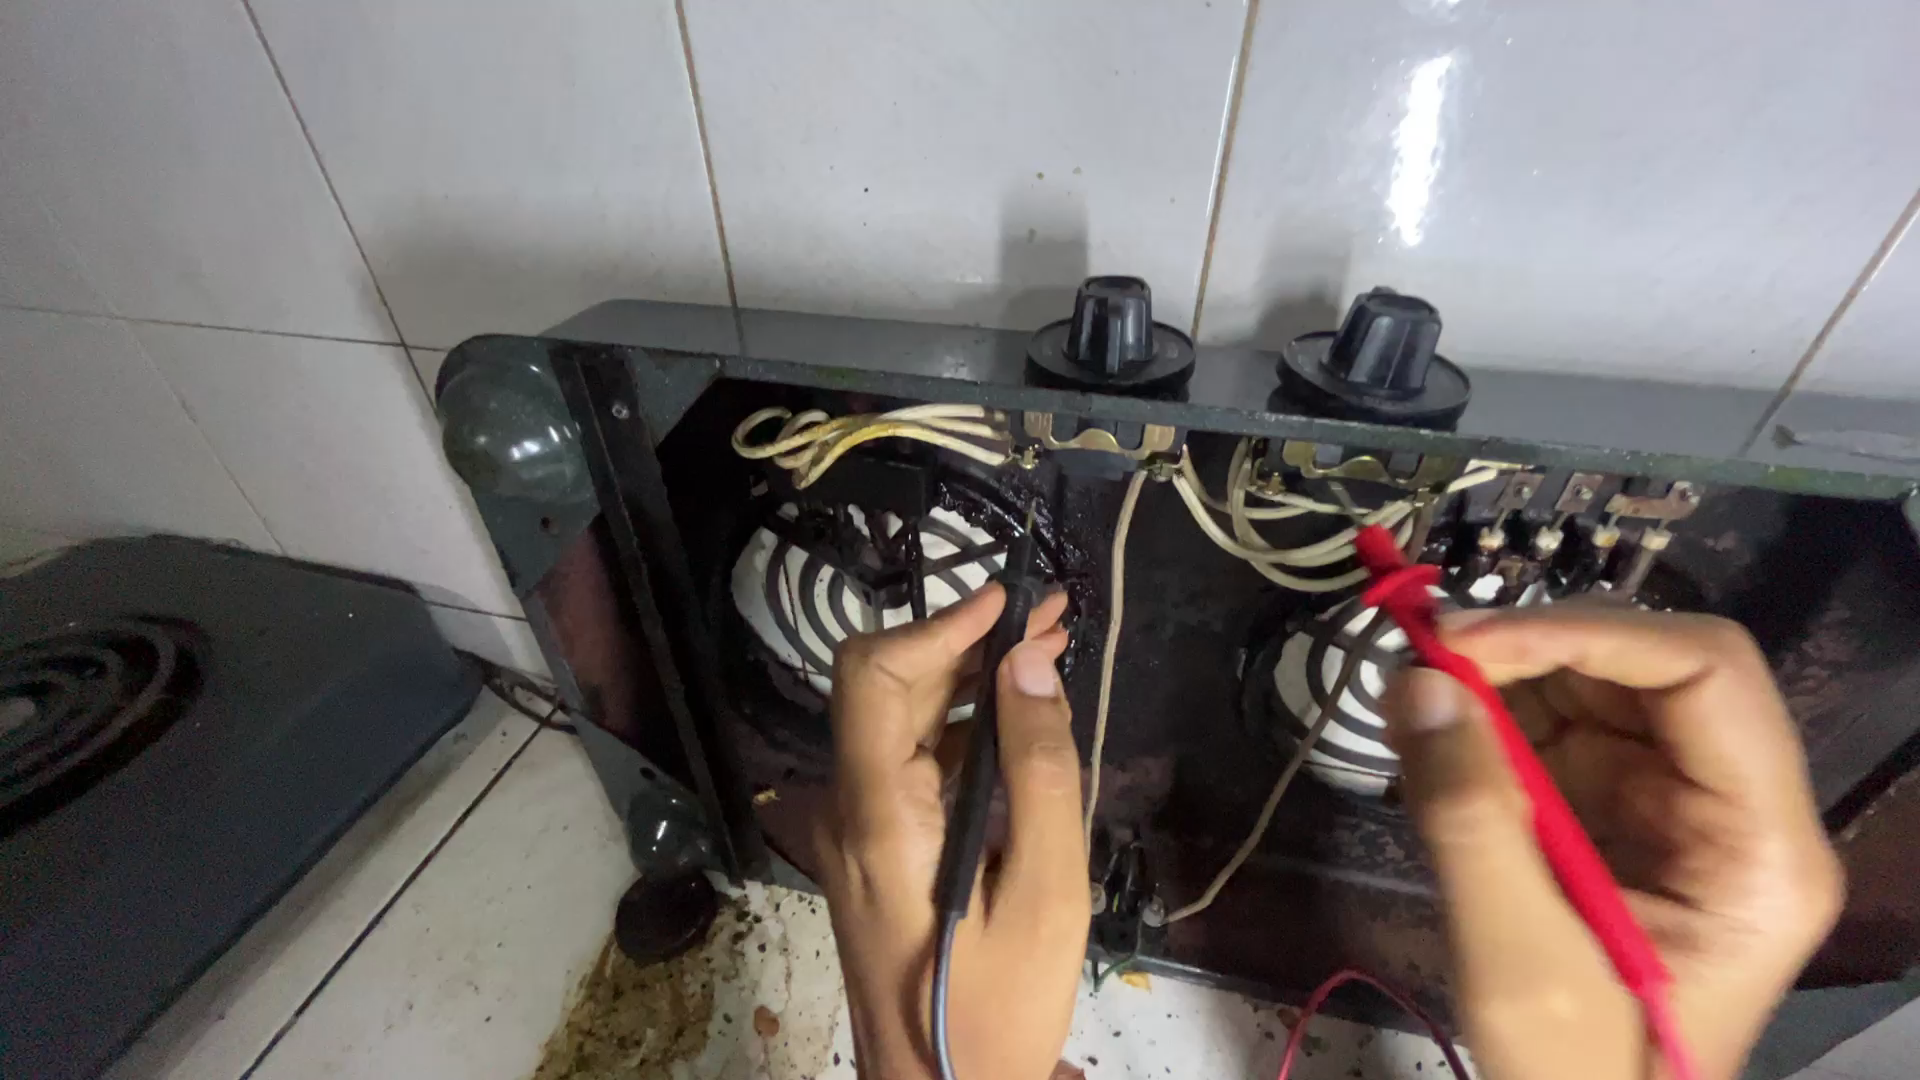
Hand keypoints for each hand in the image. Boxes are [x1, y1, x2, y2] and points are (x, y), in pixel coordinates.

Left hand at [818, 585, 1085, 1079]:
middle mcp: (850, 802)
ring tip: (1048, 648)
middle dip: (967, 641)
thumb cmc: (995, 1008)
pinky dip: (968, 722)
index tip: (1006, 602)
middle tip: (1047, 616)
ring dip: (972, 676)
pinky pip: (917, 755)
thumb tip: (1029, 662)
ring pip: (907, 715)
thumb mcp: (1046, 891)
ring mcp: (859, 819)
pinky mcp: (879, 835)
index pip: (875, 677)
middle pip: (891, 686)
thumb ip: (1040, 770)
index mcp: (877, 812)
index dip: (937, 626)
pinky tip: (1021, 713)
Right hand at [1382, 605, 1843, 1079]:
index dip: (1582, 633)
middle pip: (1641, 663)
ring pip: (1581, 680)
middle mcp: (1714, 800)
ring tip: (1407, 698)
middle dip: (1527, 644)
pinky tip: (1421, 731)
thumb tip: (1414, 681)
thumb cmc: (1570, 1069)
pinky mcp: (1586, 800)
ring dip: (1490, 670)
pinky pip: (1533, 718)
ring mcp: (1648, 795)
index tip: (1459, 643)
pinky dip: (1470, 706)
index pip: (1702, 675)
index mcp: (1751, 843)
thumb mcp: (1516, 958)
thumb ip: (1467, 817)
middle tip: (1417, 657)